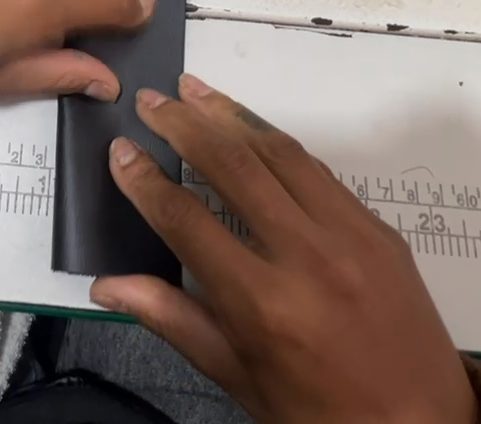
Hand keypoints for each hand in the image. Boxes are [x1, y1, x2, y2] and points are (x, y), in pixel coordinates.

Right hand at [92, 76, 473, 423]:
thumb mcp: (236, 375)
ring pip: (278, 152)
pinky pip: (317, 169)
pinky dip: (274, 140)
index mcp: (262, 304)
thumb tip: (103, 284)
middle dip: (183, 125)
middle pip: (232, 167)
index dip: (145, 182)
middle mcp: (306, 257)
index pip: (186, 221)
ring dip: (230, 114)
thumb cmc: (315, 413)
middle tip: (150, 99)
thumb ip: (170, 318)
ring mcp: (349, 235)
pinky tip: (248, 125)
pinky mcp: (377, 227)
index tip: (120, 150)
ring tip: (192, 89)